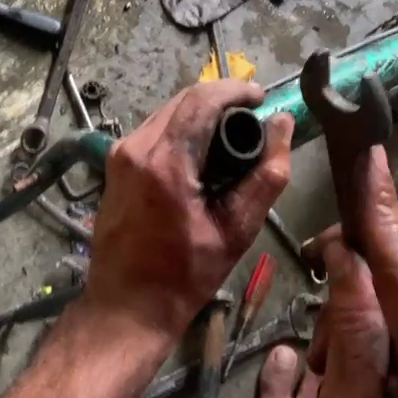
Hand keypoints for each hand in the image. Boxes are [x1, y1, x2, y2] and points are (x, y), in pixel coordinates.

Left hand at [84, 79, 293, 341]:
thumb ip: (266, 176)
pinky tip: (201, 149)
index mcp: (165, 162)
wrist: (125, 307)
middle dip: (220, 99)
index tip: (261, 97)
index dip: (235, 90)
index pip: (202, 100)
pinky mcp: (114, 163)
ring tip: (232, 132)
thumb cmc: (183, 277)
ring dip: (200, 112)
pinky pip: (153, 130)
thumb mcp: (236, 231)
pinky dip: (181, 129)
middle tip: (252, 116)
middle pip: (183, 100)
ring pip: (167, 111)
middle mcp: (136, 147)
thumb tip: (282, 127)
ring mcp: (120, 153)